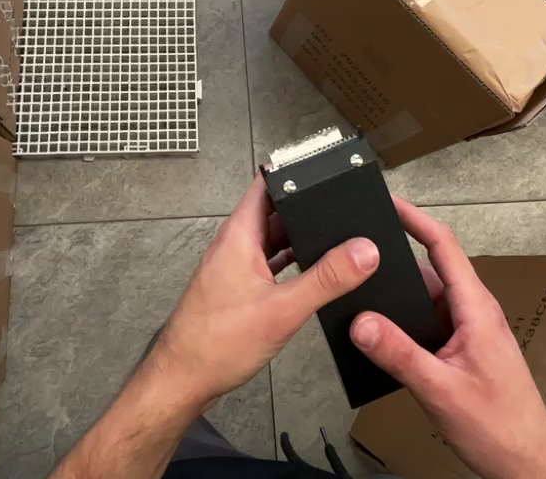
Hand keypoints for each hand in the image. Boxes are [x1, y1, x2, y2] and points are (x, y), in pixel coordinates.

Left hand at [146, 176, 381, 411]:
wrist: (182, 378)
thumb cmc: (217, 342)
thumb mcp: (282, 309)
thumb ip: (326, 279)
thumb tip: (363, 251)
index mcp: (240, 233)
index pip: (266, 183)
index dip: (293, 171)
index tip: (324, 166)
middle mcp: (235, 241)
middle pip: (274, 209)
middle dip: (306, 207)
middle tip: (342, 205)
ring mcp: (235, 263)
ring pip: (272, 237)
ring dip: (299, 236)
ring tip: (334, 237)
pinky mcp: (237, 284)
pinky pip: (268, 259)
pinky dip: (290, 259)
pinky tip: (311, 270)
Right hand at [349, 198, 545, 478]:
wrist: (530, 471)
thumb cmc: (503, 431)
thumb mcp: (442, 391)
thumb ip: (399, 354)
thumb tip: (361, 321)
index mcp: (476, 308)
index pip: (443, 245)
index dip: (415, 217)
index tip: (387, 200)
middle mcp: (473, 312)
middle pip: (428, 268)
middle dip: (393, 257)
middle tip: (358, 249)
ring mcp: (468, 331)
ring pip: (425, 298)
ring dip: (397, 297)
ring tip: (362, 293)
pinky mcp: (462, 350)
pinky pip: (427, 322)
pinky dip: (403, 321)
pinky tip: (382, 334)